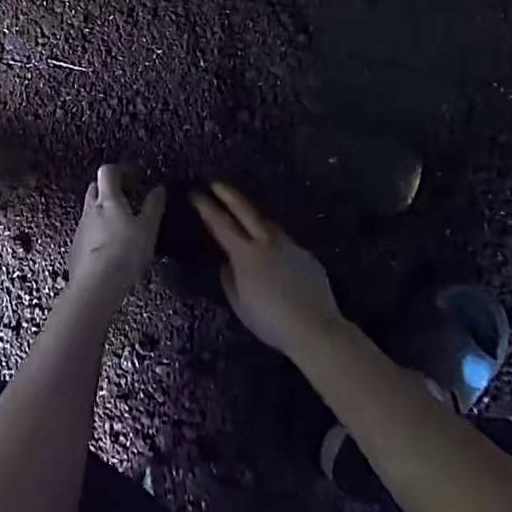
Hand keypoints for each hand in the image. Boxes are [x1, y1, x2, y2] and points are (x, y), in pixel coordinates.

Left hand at [68, 164, 164, 302]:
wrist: (97, 285)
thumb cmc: (125, 253)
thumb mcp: (148, 228)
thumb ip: (154, 206)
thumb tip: (158, 189)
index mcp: (108, 200)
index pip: (108, 171)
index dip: (121, 170)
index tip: (135, 178)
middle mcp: (90, 210)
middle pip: (96, 188)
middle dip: (110, 188)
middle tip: (128, 196)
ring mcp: (80, 229)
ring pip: (90, 211)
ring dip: (104, 211)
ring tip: (122, 224)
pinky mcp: (76, 249)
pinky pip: (87, 232)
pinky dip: (98, 232)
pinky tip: (110, 247)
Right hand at [191, 183, 345, 356]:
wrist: (315, 327)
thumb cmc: (271, 321)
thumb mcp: (240, 304)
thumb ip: (230, 278)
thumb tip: (228, 262)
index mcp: (246, 255)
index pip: (221, 225)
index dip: (207, 208)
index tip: (196, 194)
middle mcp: (268, 242)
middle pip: (245, 211)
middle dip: (228, 195)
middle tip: (216, 184)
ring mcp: (290, 246)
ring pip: (268, 224)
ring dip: (254, 218)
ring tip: (245, 219)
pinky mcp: (306, 254)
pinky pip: (285, 243)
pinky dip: (274, 243)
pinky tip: (274, 258)